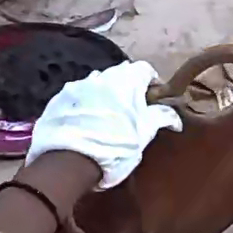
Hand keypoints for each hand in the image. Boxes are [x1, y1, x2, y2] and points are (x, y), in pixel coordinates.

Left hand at [26, 61, 183, 188]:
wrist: (69, 162)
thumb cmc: (116, 144)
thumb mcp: (146, 132)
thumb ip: (162, 117)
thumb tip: (175, 118)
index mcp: (126, 79)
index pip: (145, 69)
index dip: (152, 83)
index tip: (155, 100)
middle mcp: (101, 75)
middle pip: (120, 75)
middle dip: (128, 89)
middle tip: (133, 112)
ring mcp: (76, 86)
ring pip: (97, 85)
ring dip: (106, 96)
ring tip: (108, 119)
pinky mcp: (57, 100)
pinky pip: (78, 98)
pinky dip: (85, 106)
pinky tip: (86, 125)